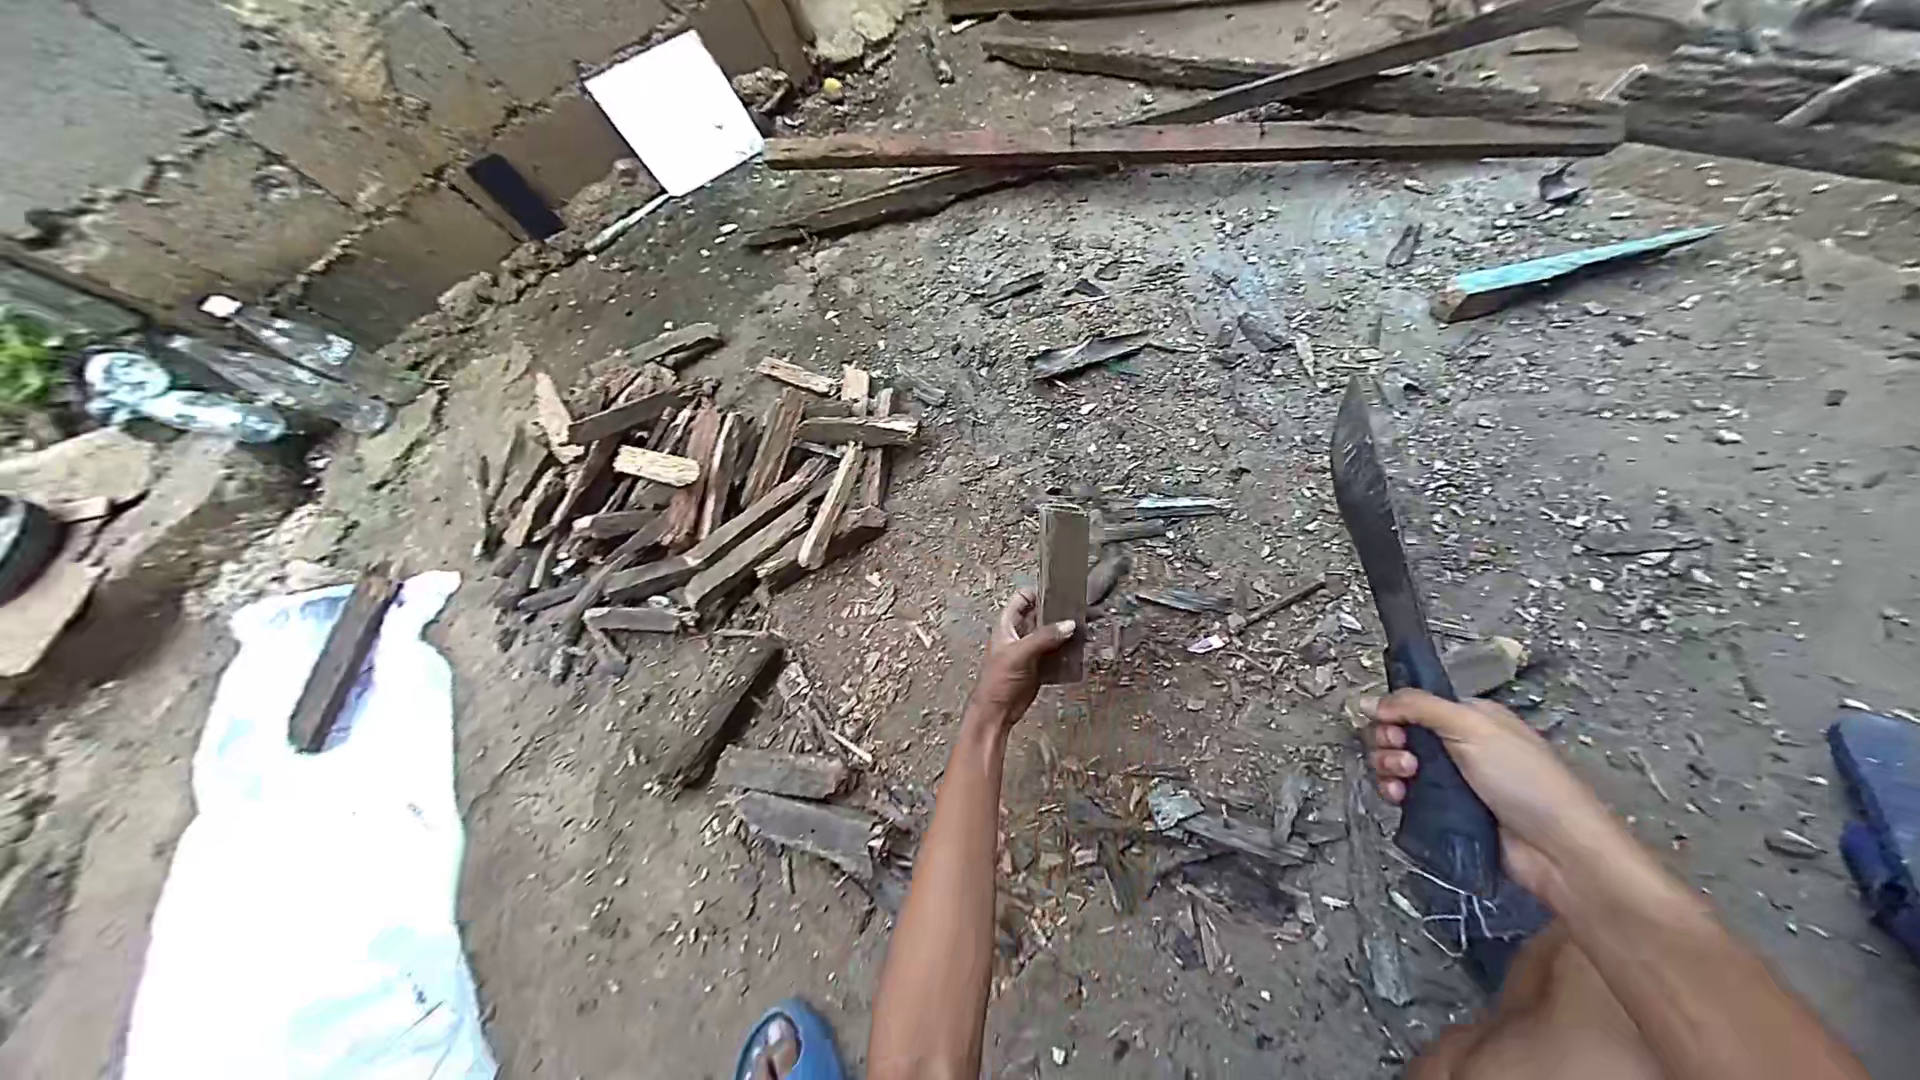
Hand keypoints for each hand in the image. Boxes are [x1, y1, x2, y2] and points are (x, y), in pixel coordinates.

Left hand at [968, 588, 1075, 724]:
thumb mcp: (1019, 654)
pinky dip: (1068, 648)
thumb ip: (1044, 637)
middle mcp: (1020, 634)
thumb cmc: (997, 681)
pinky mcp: (1040, 664)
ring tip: (1087, 625)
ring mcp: (1031, 649)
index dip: (1040, 592)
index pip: (1023, 598)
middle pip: (1042, 615)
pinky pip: (1057, 650)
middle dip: (1060, 611)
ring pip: (1052, 632)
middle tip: (1082, 609)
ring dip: (1067, 630)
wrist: (997, 712)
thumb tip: (1068, 624)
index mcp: (1008, 625)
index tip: (1060, 591)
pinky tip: (1082, 645)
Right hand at [1362, 690, 1624, 905]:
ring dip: (1387, 765)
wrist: (1559, 852)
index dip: (1394, 712)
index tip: (1392, 725)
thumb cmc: (1525, 782)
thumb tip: (1367, 701)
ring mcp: (1447, 778)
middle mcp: (1456, 743)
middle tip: (1402, 756)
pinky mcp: (1440, 808)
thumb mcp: (1473, 727)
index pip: (1413, 704)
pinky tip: (1397, 796)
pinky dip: (1391, 790)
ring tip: (1404, 778)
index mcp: (1469, 717)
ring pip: (1394, 760)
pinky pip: (1400, 791)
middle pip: (1397, 731)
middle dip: (1387, 741)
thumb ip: (1418, 706)